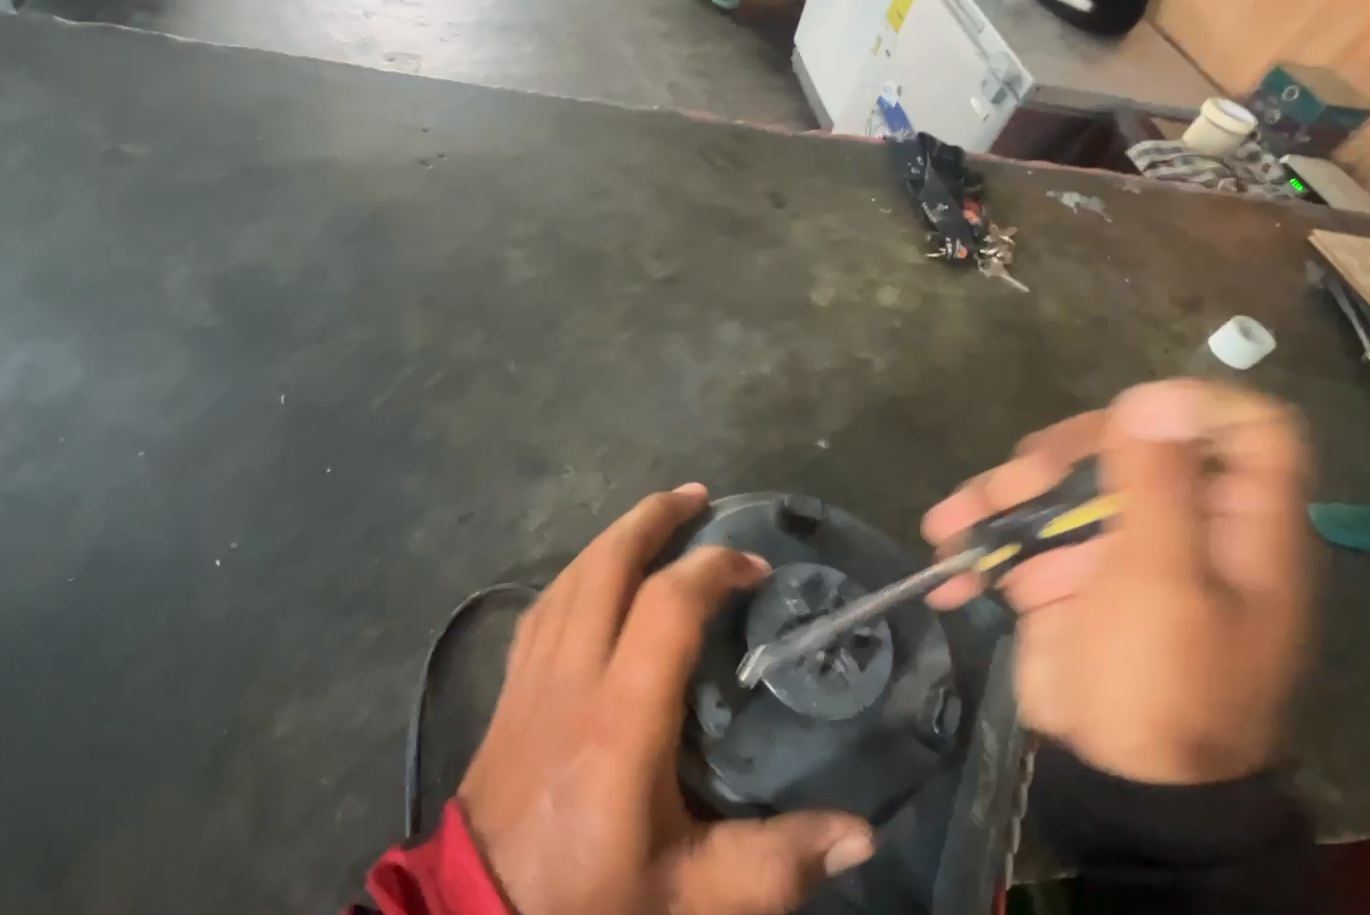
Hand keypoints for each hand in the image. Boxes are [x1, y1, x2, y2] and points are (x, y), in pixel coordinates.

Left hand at [458, 484, 875, 914]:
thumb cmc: (587, 896)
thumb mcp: (689, 895)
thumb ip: (775, 863)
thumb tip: (860, 835)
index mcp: (619, 716)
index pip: (666, 606)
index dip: (713, 569)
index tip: (755, 570)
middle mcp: (571, 676)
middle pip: (606, 565)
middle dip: (652, 519)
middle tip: (696, 495)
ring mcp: (531, 676)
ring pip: (570, 577)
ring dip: (614, 537)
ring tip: (654, 517)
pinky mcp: (509, 689)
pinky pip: (542, 606)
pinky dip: (576, 573)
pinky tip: (593, 574)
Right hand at [923, 380, 1312, 784]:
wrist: (1117, 780)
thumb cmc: (1161, 683)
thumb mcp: (1162, 581)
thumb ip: (1156, 486)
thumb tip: (1157, 393)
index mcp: (1228, 522)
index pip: (1243, 432)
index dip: (1193, 409)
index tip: (1123, 415)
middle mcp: (1173, 523)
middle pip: (1121, 448)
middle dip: (1054, 459)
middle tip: (1011, 484)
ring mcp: (1110, 550)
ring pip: (1053, 489)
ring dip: (994, 501)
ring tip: (948, 526)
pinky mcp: (1060, 577)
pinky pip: (1016, 539)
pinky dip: (978, 549)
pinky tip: (946, 566)